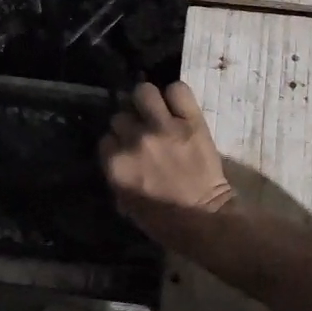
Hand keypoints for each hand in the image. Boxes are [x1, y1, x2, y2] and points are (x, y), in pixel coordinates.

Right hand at [98, 82, 233, 244]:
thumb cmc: (164, 221)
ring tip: (157, 112)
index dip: (117, 143)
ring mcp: (163, 127)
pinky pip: (178, 90)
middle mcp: (135, 140)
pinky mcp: (191, 121)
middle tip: (144, 133)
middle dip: (131, 124)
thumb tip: (116, 155)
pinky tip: (179, 108)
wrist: (205, 219)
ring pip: (144, 92)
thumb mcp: (126, 204)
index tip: (127, 149)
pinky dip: (177, 96)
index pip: (106, 138)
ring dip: (148, 101)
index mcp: (117, 164)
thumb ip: (116, 175)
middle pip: (121, 115)